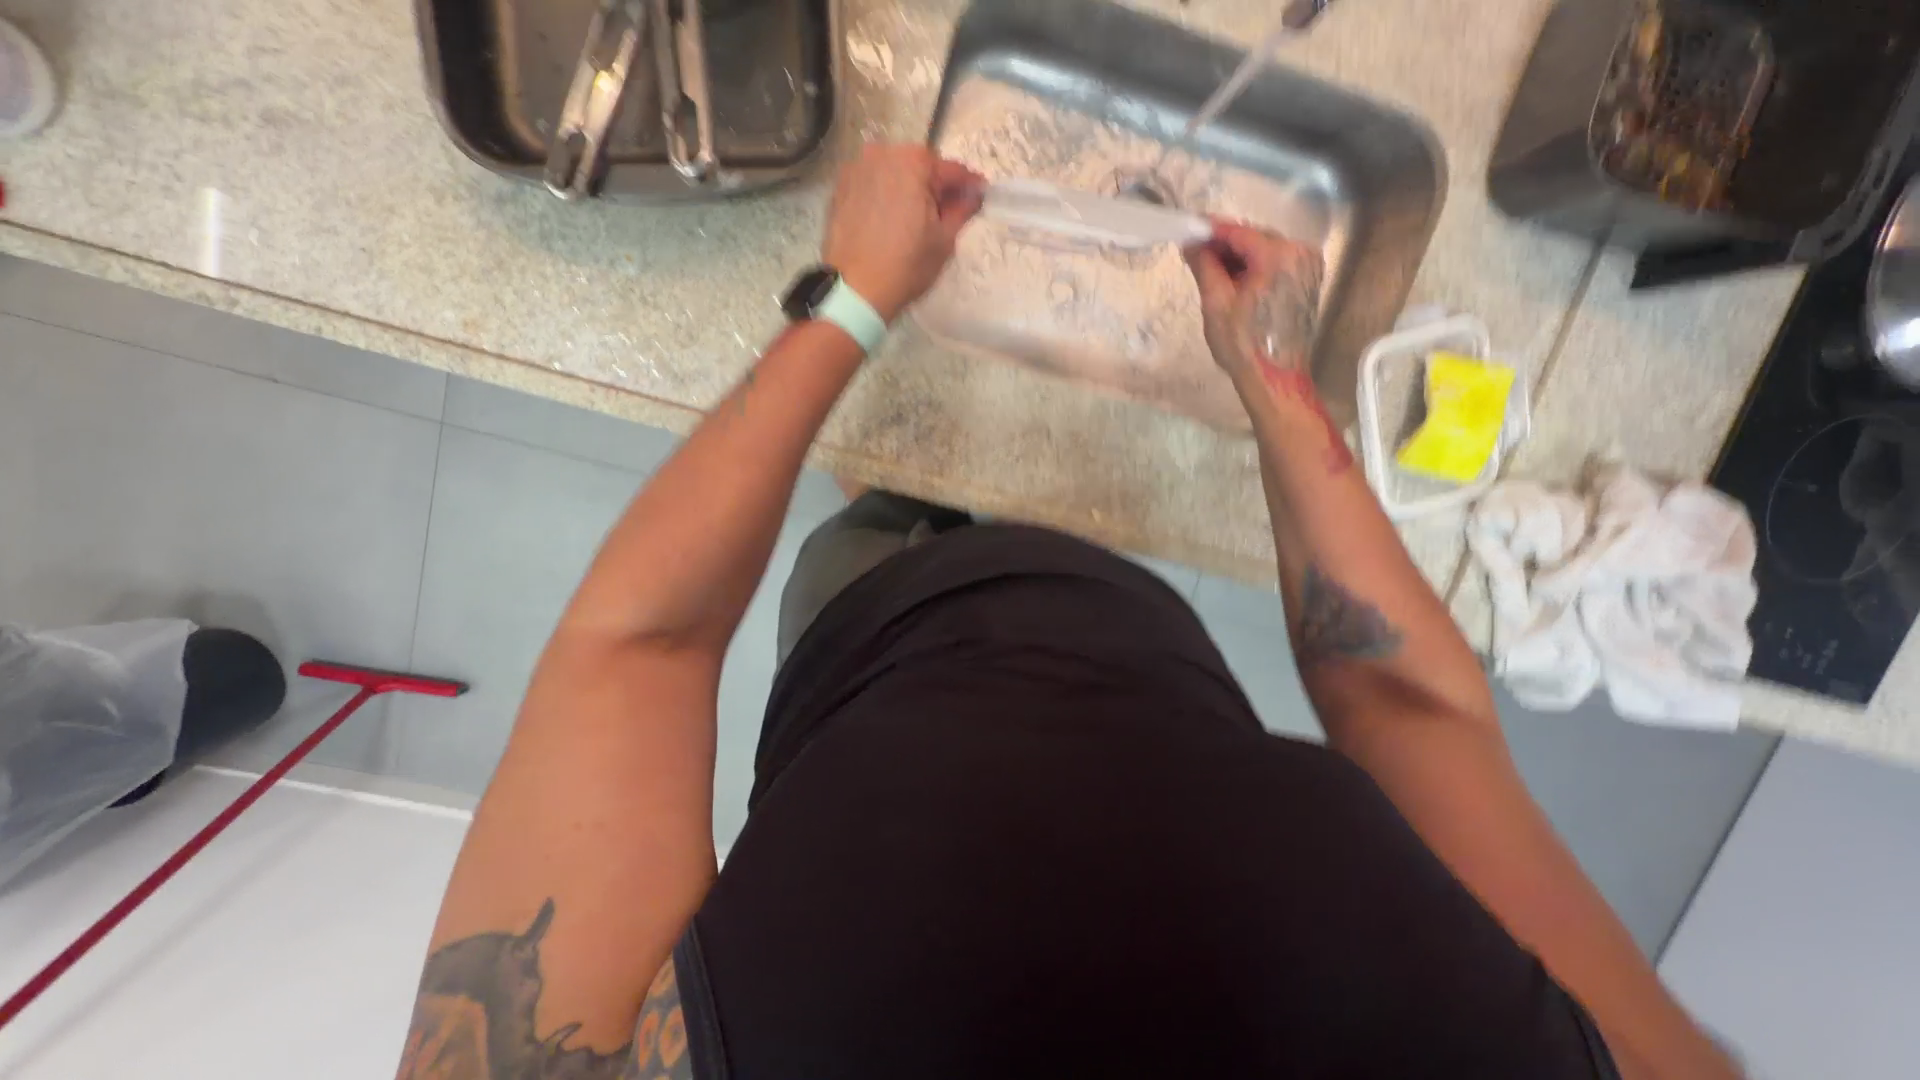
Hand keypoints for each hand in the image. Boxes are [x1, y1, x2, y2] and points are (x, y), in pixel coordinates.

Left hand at [821, 143, 985, 321]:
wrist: (855, 289)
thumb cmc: (906, 266)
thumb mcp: (944, 239)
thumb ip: (962, 209)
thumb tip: (974, 195)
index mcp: (913, 163)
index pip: (951, 169)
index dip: (968, 184)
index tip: (979, 194)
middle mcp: (883, 154)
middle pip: (920, 166)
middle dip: (935, 185)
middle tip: (944, 212)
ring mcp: (857, 168)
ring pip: (895, 173)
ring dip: (909, 189)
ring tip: (916, 218)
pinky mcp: (840, 187)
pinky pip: (873, 184)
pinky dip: (885, 195)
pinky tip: (890, 220)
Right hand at [1183, 220, 1324, 382]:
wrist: (1274, 377)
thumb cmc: (1243, 344)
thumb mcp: (1216, 303)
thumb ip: (1205, 266)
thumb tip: (1192, 243)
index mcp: (1279, 255)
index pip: (1239, 232)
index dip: (1211, 230)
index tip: (1189, 227)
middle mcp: (1300, 253)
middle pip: (1254, 238)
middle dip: (1224, 244)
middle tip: (1195, 253)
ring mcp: (1308, 266)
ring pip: (1264, 250)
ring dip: (1238, 257)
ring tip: (1210, 270)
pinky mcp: (1307, 280)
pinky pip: (1275, 263)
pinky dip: (1254, 267)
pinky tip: (1233, 280)